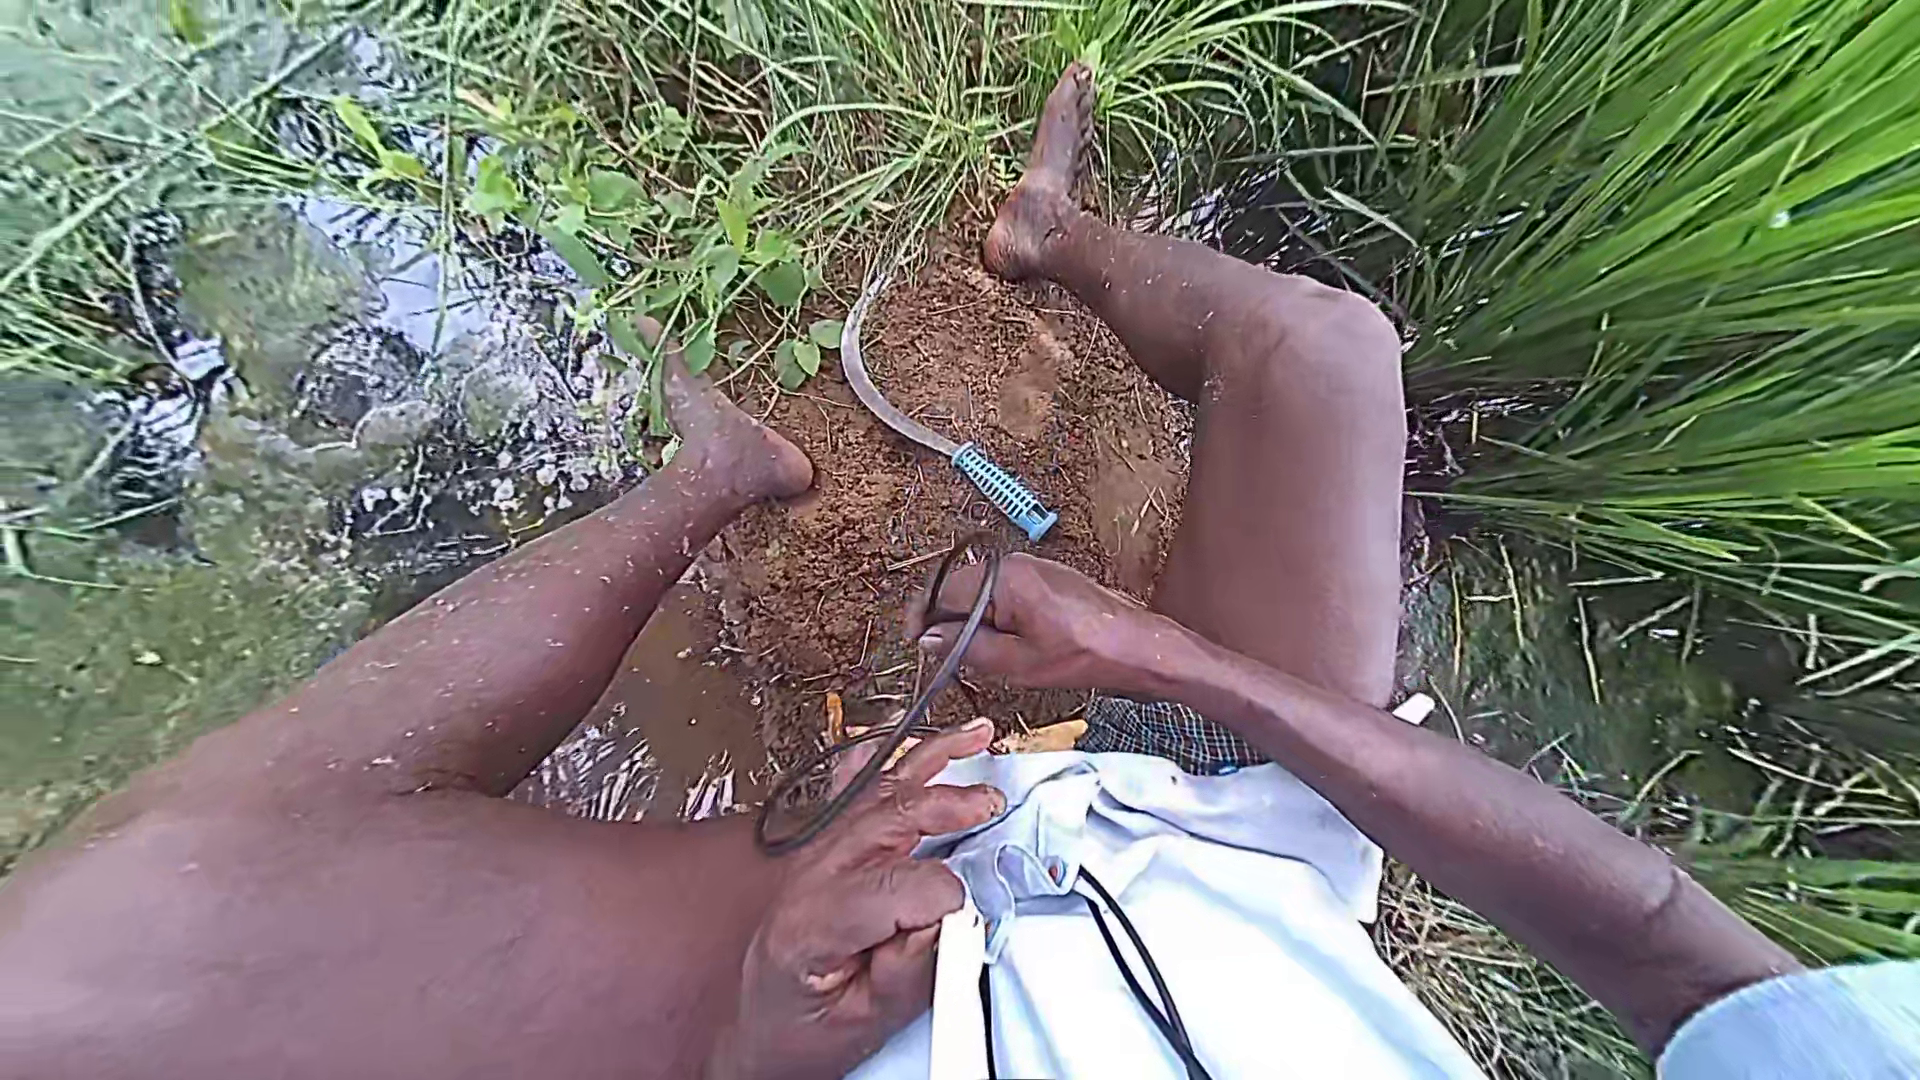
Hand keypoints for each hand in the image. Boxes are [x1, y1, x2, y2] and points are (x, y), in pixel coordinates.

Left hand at [706, 720, 1005, 1079]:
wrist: (746, 1020)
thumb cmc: (791, 1028)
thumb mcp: (857, 1025)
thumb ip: (911, 970)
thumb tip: (954, 918)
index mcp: (817, 919)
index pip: (899, 884)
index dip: (946, 897)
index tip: (970, 916)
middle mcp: (814, 867)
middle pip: (892, 814)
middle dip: (951, 801)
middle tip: (991, 803)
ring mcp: (816, 844)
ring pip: (881, 785)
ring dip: (932, 756)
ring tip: (972, 737)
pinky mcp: (823, 836)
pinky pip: (854, 782)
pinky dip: (883, 754)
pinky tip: (902, 735)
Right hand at [909, 552, 1182, 694]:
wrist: (1137, 645)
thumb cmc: (1083, 654)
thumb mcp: (1017, 662)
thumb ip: (967, 648)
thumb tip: (930, 639)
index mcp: (1003, 578)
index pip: (944, 593)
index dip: (926, 620)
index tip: (916, 643)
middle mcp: (1013, 564)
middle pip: (959, 588)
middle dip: (949, 620)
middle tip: (946, 654)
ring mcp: (1030, 567)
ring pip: (980, 591)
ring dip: (971, 619)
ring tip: (979, 653)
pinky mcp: (1042, 576)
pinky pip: (1002, 590)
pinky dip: (993, 613)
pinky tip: (1003, 640)